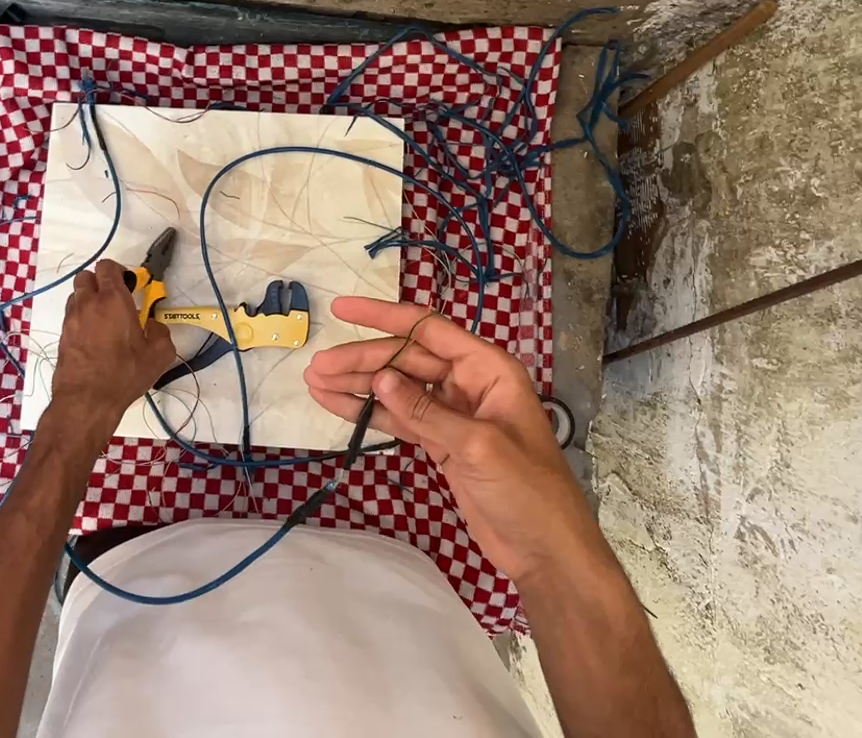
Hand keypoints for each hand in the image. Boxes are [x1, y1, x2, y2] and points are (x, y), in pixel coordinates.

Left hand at [49, 259, 176, 435]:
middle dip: (100, 282)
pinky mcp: (62, 335)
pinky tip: (93, 337)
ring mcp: (71, 319)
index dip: (118, 271)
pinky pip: (71, 315)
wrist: (86, 400)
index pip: (107, 267)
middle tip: (115, 300)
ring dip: (88, 299)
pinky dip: (81, 318)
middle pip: (86, 276)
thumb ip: (161, 332)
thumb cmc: (124, 374)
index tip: (130, 286)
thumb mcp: (159, 354)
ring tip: (103, 319)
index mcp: (113, 300)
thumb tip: (153, 325)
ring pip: (76, 295)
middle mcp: (88, 303)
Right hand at [303, 296, 589, 583]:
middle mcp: (467, 383)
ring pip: (396, 388)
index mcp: (487, 369)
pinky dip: (367, 412)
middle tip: (317, 367)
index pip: (426, 329)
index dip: (382, 316)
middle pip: (404, 360)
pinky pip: (398, 418)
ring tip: (314, 382)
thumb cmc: (528, 491)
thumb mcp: (478, 447)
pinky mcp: (440, 442)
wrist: (547, 552)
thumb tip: (379, 378)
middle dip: (360, 360)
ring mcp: (451, 413)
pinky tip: (335, 405)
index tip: (341, 309)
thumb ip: (426, 411)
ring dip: (357, 385)